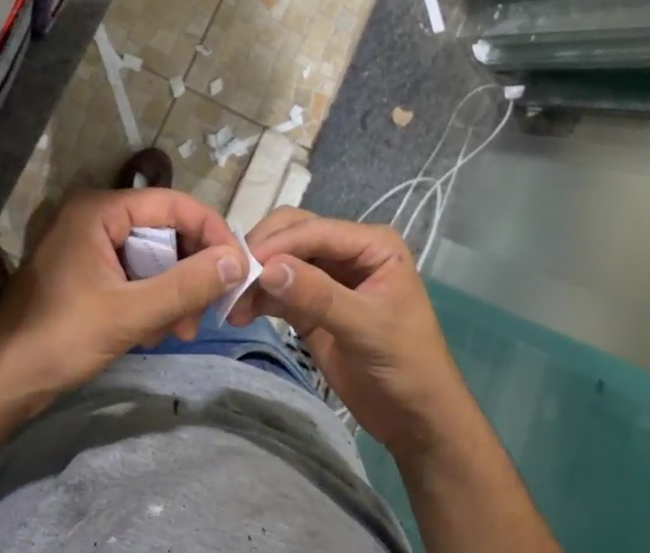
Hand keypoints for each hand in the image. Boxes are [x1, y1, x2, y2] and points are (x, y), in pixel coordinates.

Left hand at [0, 187, 245, 398]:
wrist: (0, 383)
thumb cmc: (59, 339)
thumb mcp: (130, 314)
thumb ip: (186, 285)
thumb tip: (238, 262)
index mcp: (99, 210)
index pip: (173, 205)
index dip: (212, 232)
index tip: (240, 269)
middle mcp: (94, 217)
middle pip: (164, 230)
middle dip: (190, 271)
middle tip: (208, 312)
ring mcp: (88, 245)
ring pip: (152, 257)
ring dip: (173, 292)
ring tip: (180, 331)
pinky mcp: (86, 272)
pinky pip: (134, 274)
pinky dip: (151, 300)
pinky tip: (155, 333)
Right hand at [228, 208, 475, 452]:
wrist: (417, 420)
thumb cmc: (408, 367)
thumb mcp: (367, 328)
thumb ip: (319, 296)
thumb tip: (267, 268)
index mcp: (372, 244)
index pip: (315, 230)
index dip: (278, 244)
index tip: (243, 265)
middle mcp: (348, 252)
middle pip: (293, 234)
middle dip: (263, 253)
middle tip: (233, 279)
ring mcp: (329, 277)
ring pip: (281, 259)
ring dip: (255, 277)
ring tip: (232, 303)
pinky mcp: (312, 304)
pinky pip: (279, 289)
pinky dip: (259, 297)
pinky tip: (240, 314)